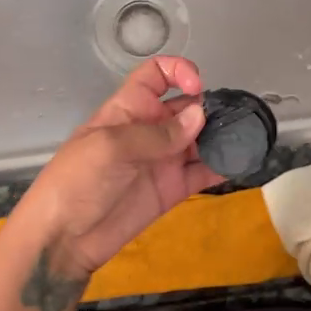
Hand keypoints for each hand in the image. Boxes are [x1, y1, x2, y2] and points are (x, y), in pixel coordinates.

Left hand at [17, 57, 224, 279]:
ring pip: (201, 139)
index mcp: (127, 109)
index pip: (156, 76)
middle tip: (233, 120)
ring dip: (222, 136)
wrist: (65, 239)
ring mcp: (163, 160)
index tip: (197, 87)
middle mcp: (149, 130)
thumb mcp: (109, 147)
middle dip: (210, 108)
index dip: (178, 72)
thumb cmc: (77, 182)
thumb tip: (199, 116)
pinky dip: (223, 166)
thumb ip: (156, 133)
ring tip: (245, 139)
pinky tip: (241, 162)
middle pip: (187, 107)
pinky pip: (203, 172)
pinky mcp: (173, 189)